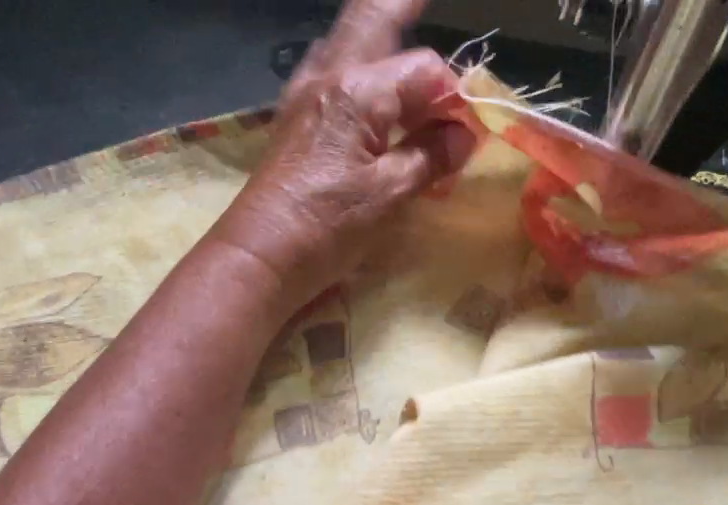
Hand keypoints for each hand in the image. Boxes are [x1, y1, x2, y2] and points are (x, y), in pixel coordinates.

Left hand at [209, 0, 477, 312]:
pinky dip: (351, 62)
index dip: (453, 96)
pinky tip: (361, 79)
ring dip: (374, 29)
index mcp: (359, 90)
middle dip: (402, 4)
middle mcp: (329, 76)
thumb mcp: (389, 195)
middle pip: (372, 18)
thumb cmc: (326, 226)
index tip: (467, 132)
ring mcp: (305, 95)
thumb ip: (430, 157)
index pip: (424, 69)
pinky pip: (327, 70)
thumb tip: (465, 135)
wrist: (260, 256)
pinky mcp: (293, 120)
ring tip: (399, 22)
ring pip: (344, 38)